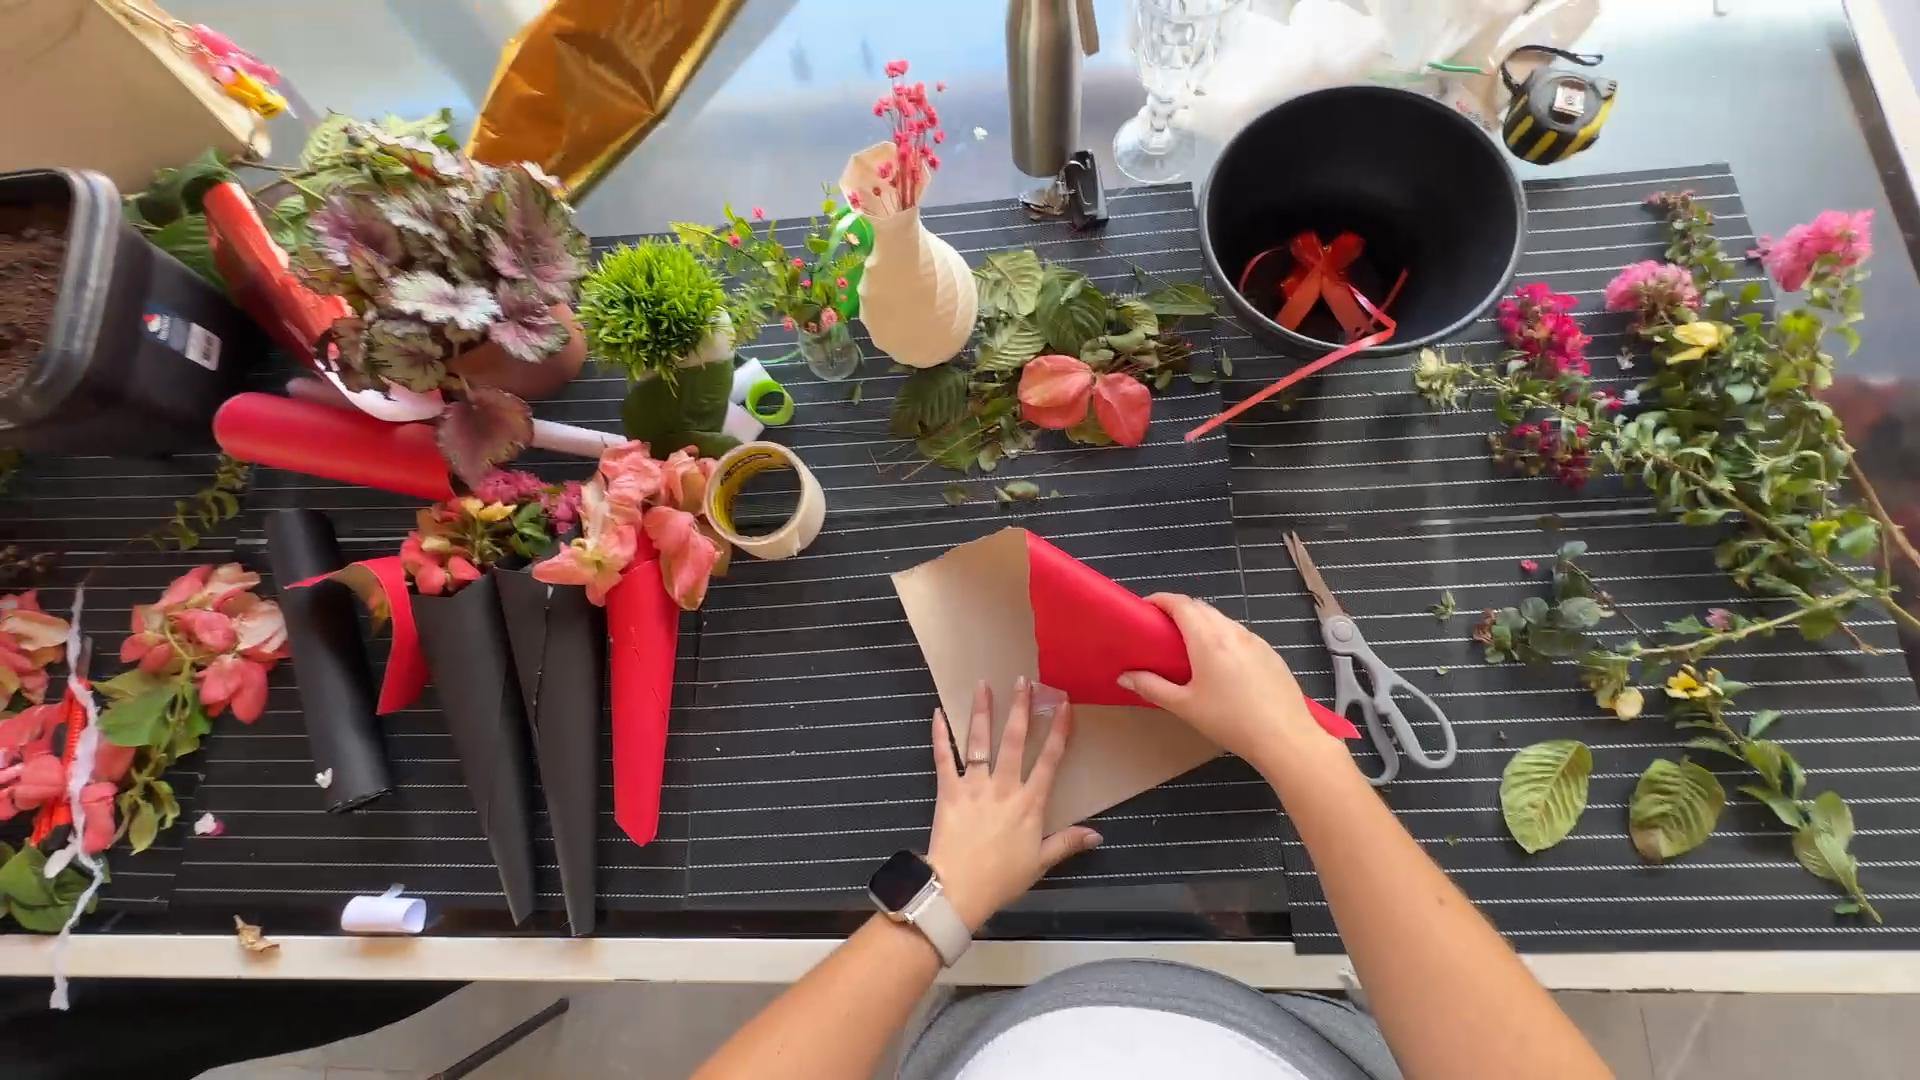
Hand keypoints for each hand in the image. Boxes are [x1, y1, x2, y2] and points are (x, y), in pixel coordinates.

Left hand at [925, 678, 1101, 931]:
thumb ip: (1067, 843)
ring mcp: (974, 785)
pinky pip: (943, 758)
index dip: (1058, 731)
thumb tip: (1097, 834)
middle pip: (1015, 740)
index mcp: (1029, 802)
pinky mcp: (948, 790)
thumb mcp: (1040, 863)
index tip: (1063, 706)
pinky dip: (940, 735)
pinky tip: (937, 713)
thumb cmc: (1001, 879)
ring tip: (983, 685)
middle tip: (1024, 681)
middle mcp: (1003, 786)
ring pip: (979, 741)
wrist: (959, 890)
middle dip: (1021, 708)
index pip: (1049, 760)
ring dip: (982, 712)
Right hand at [1118, 593, 1346, 774]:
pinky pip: (1240, 635)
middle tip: (1162, 630)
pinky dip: (1223, 636)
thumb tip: (1124, 676)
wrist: (1286, 738)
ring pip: (1222, 620)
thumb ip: (1151, 687)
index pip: (1181, 604)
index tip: (1146, 608)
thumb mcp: (1184, 706)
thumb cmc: (1230, 721)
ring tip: (1189, 647)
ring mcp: (1255, 641)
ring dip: (1202, 623)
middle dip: (1179, 611)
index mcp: (1208, 639)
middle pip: (1201, 607)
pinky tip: (1221, 663)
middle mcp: (1232, 632)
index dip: (1160, 600)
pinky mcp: (1270, 653)